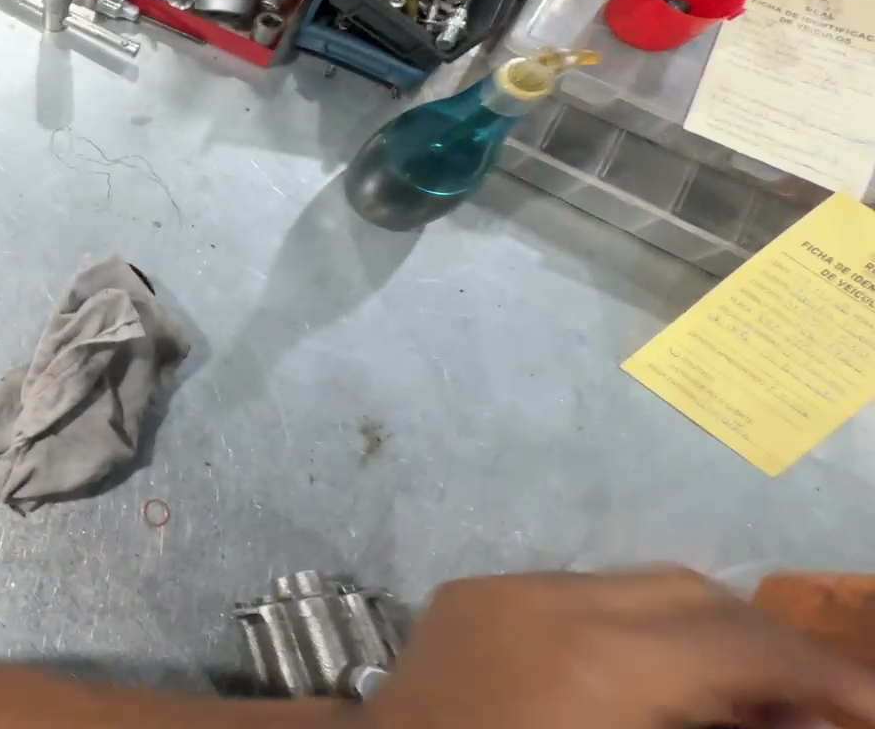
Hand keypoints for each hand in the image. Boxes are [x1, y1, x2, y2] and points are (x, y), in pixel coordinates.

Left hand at [364, 568, 874, 728]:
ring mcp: (496, 585)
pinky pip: (565, 591)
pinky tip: (638, 678)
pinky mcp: (465, 591)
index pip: (743, 639)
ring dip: (689, 630)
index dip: (828, 676)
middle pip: (686, 590)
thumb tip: (800, 716)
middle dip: (761, 643)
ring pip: (625, 584)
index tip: (871, 709)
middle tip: (810, 710)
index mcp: (603, 655)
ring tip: (727, 699)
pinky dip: (620, 624)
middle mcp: (546, 597)